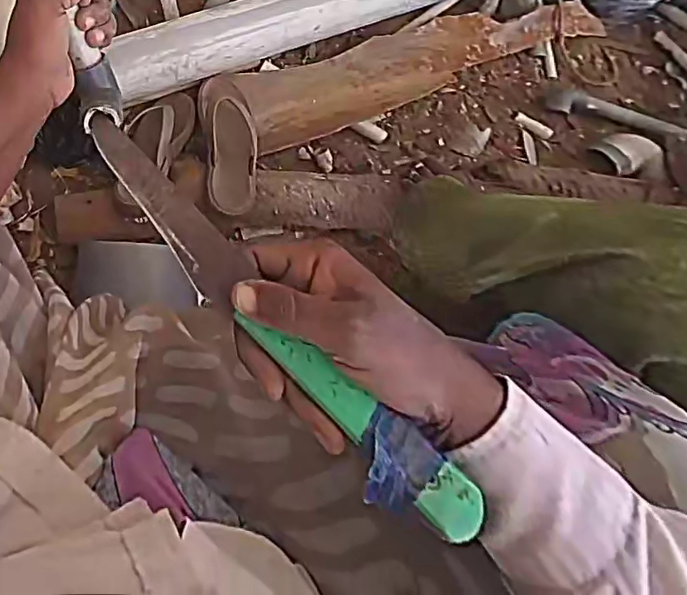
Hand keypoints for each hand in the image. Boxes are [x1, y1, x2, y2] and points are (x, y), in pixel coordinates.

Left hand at [0, 0, 114, 109]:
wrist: (35, 86)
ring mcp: (68, 26)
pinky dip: (101, 37)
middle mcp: (55, 6)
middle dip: (93, 6)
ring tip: (84, 35)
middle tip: (80, 19)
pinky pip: (102, 31)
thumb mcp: (46, 4)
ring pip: (100, 12)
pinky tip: (90, 45)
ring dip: (99, 24)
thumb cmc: (29, 52)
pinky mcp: (79, 43)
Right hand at [232, 239, 505, 454]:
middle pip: (255, 312)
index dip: (239, 291)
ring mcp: (311, 324)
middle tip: (278, 389)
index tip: (239, 327)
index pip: (254, 261)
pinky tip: (329, 424)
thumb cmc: (404, 357)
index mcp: (314, 263)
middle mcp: (306, 287)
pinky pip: (290, 374)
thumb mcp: (345, 331)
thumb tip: (236, 293)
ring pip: (270, 349)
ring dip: (291, 388)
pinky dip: (305, 401)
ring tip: (322, 417)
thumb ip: (288, 312)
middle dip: (268, 358)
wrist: (451, 411)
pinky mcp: (317, 357)